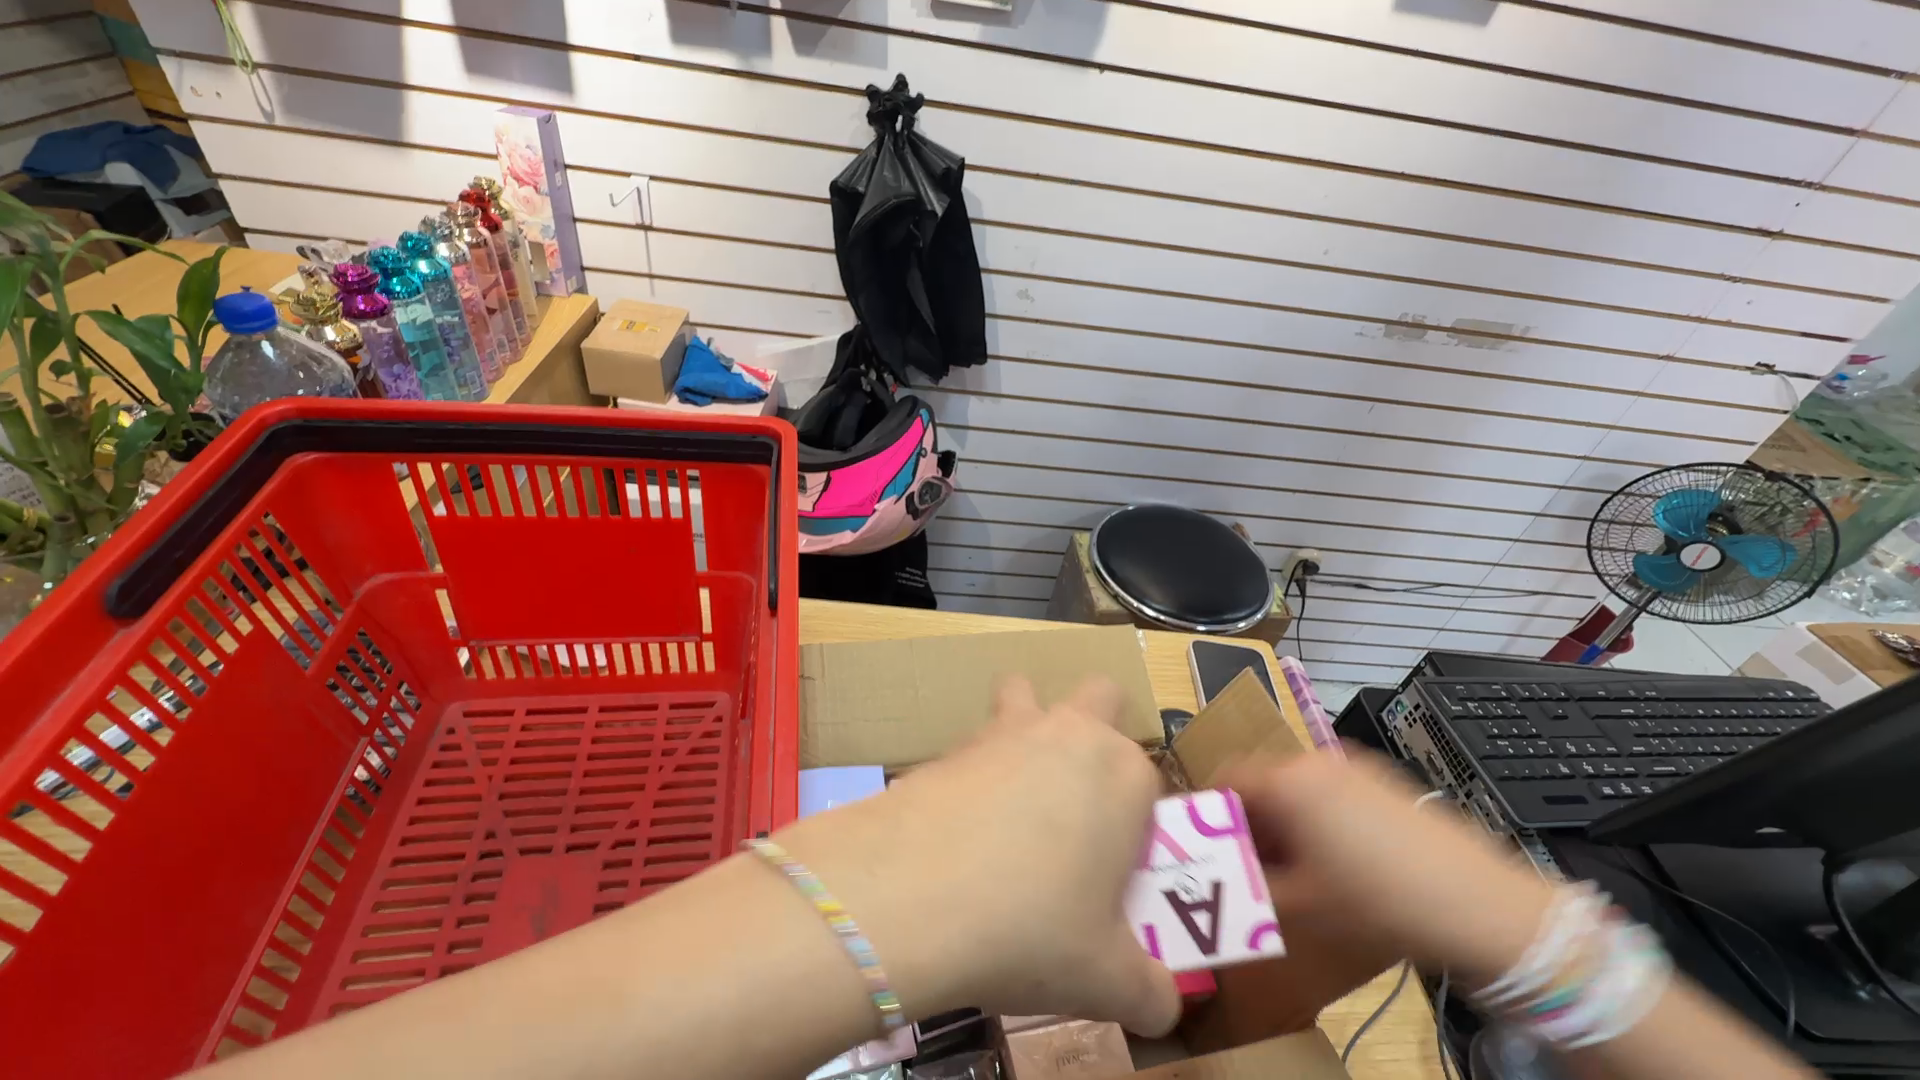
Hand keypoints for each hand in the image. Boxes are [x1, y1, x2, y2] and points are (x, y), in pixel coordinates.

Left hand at [775, 677, 1180, 1035]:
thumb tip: (1162, 1008)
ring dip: (1027, 723)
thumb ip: (1149, 992)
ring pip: (1024, 694)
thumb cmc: (1032, 927)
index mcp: (1124, 775)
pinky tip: (959, 832)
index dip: (1138, 827)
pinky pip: (971, 746)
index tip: (1115, 875)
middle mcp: (1069, 735)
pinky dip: (972, 775)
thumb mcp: (1106, 980)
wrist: (911, 896)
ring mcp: (1003, 732)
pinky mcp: (946, 746)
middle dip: (1098, 729)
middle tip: (1080, 803)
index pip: (1150, 784)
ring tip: (1016, 794)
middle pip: (1100, 698)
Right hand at [1224, 751, 1555, 987]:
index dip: (1210, 815)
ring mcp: (1353, 766)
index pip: (1224, 780)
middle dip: (1248, 821)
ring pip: (1295, 787)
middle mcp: (1314, 760)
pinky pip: (1328, 791)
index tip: (1208, 849)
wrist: (1483, 905)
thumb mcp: (1300, 903)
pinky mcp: (1383, 780)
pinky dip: (1314, 817)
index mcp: (1287, 779)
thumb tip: (1216, 877)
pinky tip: (1333, 859)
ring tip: (1290, 868)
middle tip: (1248, 866)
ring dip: (1281, 821)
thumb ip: (1246, 885)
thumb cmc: (1379, 901)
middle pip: (1260, 781)